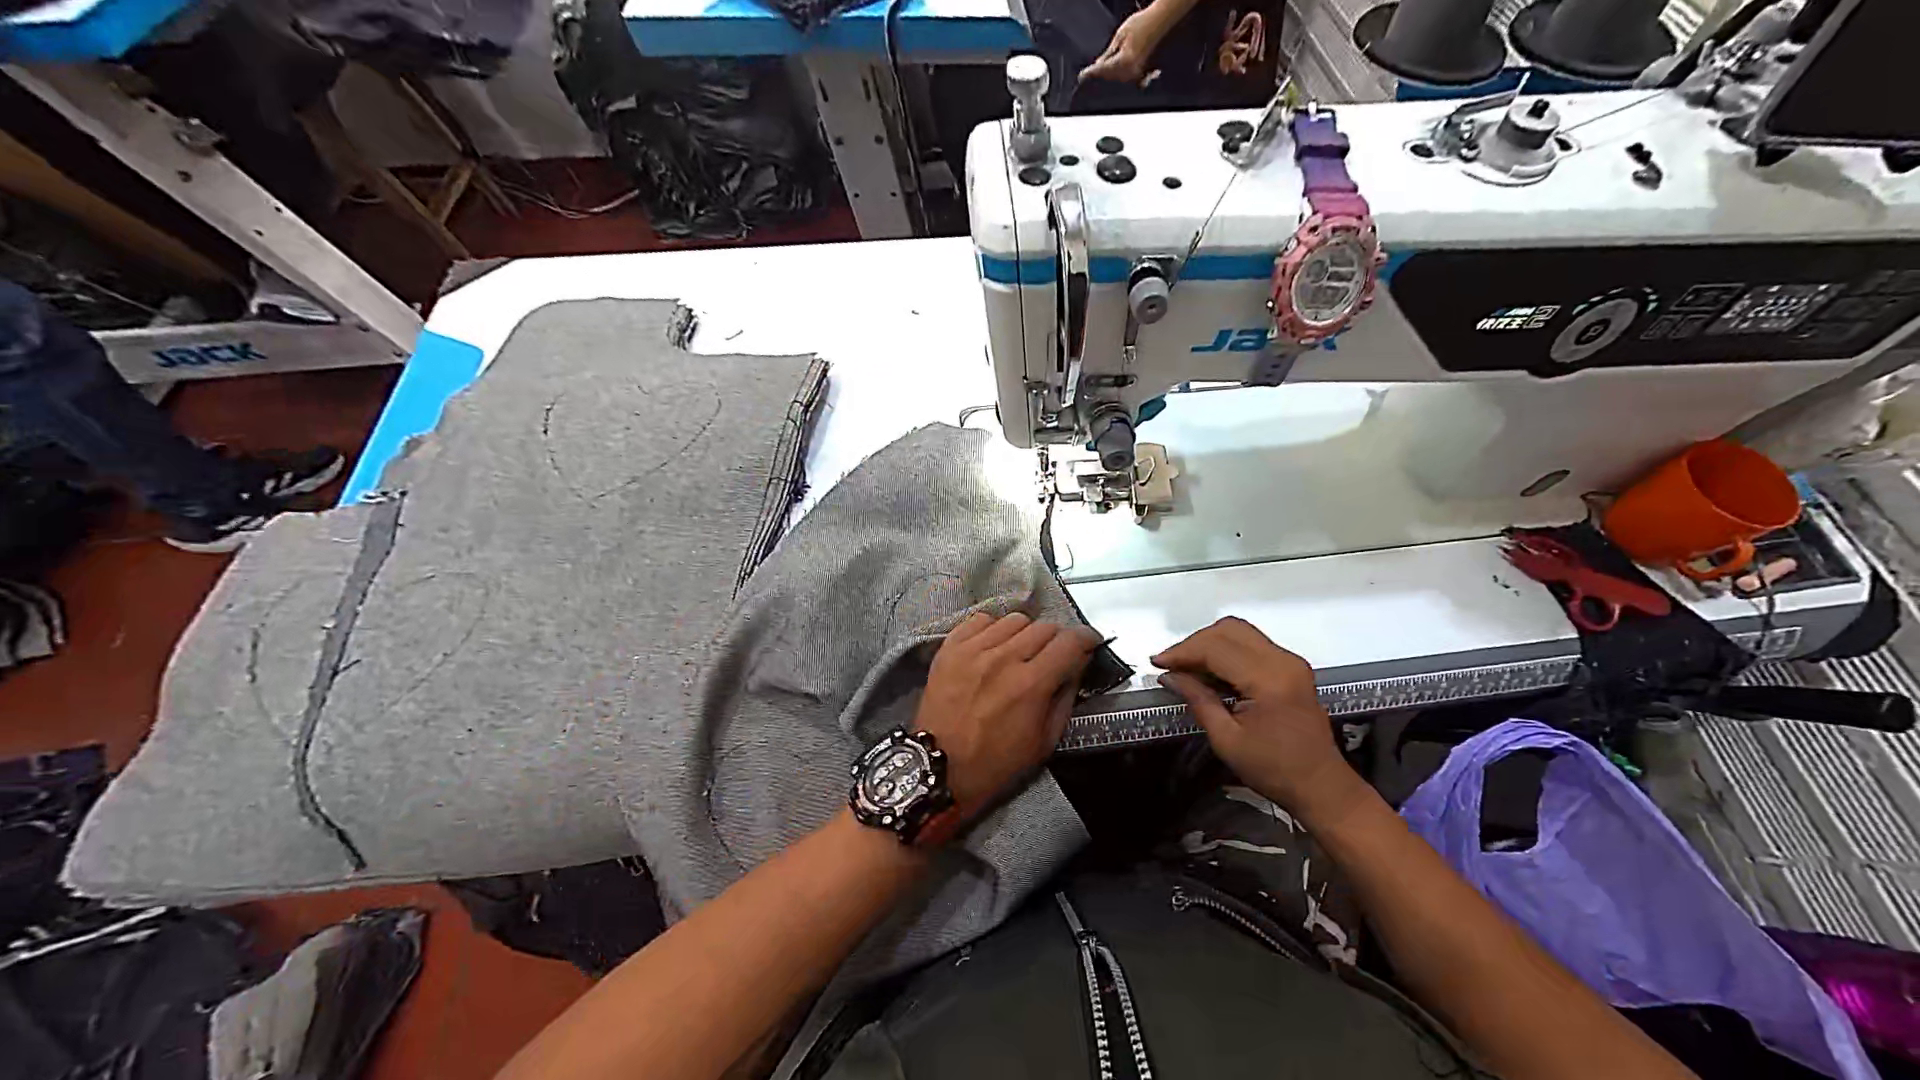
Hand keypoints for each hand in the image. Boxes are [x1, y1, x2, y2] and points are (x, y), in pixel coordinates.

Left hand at [914, 613, 1102, 815]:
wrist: (939, 766)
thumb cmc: (994, 762)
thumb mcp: (1044, 741)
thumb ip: (1065, 698)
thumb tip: (1077, 665)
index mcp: (1031, 685)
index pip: (1070, 642)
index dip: (1086, 639)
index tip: (1088, 643)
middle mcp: (1003, 659)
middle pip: (1045, 627)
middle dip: (1057, 640)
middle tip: (1052, 657)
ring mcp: (974, 649)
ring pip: (1015, 620)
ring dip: (1025, 633)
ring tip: (1019, 653)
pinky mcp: (951, 647)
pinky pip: (981, 619)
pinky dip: (993, 629)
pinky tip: (992, 647)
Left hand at [1079, 5, 1176, 84]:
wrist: (1160, 20)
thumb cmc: (1143, 23)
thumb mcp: (1120, 35)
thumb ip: (1108, 54)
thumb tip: (1098, 66)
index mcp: (1124, 61)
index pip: (1102, 71)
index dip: (1090, 74)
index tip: (1082, 76)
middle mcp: (1131, 71)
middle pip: (1109, 79)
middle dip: (1099, 76)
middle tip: (1088, 75)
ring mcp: (1137, 74)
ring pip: (1117, 82)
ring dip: (1108, 78)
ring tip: (1099, 73)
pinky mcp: (1142, 74)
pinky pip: (1127, 81)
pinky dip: (1119, 78)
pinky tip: (1115, 74)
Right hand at [1153, 617, 1365, 820]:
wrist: (1321, 786)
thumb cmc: (1274, 770)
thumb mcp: (1226, 739)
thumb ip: (1198, 700)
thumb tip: (1170, 677)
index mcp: (1270, 680)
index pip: (1216, 648)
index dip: (1182, 652)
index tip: (1158, 664)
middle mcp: (1283, 662)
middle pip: (1228, 631)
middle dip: (1194, 644)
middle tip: (1171, 666)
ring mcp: (1290, 662)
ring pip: (1239, 633)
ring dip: (1209, 645)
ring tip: (1187, 668)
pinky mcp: (1290, 668)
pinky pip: (1251, 645)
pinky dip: (1225, 651)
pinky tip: (1209, 672)